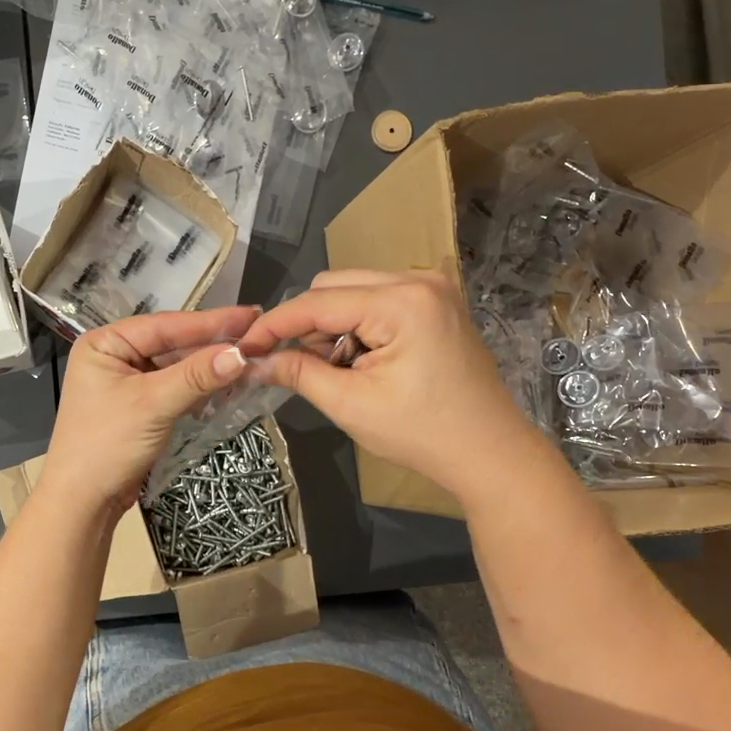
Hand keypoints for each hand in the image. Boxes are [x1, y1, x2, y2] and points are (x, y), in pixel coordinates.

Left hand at [37, 306, 260, 515]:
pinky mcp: (139, 408)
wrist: (83, 501)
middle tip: (259, 337)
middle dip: (212, 346)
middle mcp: (114, 357)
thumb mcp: (153, 405)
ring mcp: (127, 383)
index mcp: (105, 344)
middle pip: (172, 345)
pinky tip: (229, 385)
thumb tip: (241, 354)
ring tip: (252, 360)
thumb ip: (196, 376)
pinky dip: (199, 389)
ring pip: (176, 368)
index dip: (210, 322)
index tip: (251, 315)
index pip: (164, 325)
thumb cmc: (107, 444)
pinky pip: (175, 389)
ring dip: (209, 368)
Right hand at [239, 269, 543, 500]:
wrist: (487, 451)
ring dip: (332, 326)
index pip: (317, 301)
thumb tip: (253, 362)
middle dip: (307, 326)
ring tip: (340, 371)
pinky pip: (376, 299)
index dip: (274, 324)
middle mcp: (418, 279)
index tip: (242, 347)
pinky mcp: (434, 302)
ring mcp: (431, 287)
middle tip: (303, 369)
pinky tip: (361, 361)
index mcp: (402, 302)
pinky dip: (356, 326)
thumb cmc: (420, 433)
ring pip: (352, 290)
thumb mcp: (351, 405)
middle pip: (333, 285)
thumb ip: (299, 373)